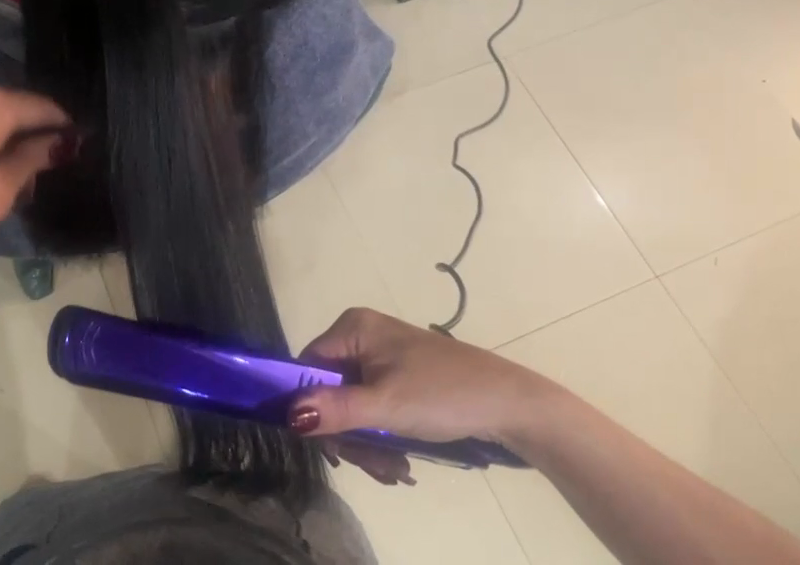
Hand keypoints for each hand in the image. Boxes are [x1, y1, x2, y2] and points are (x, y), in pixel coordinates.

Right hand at [291, 308, 563, 450]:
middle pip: (329, 390)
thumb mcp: (385, 406)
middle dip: (348, 435)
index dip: (310, 407)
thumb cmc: (443, 396)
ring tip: (395, 471)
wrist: (511, 404)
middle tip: (374, 468)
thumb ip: (335, 409)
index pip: (307, 366)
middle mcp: (363, 334)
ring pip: (352, 404)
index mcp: (353, 327)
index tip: (331, 446)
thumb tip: (287, 414)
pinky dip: (382, 437)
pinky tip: (400, 462)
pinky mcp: (401, 376)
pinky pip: (373, 406)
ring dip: (367, 443)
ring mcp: (383, 355)